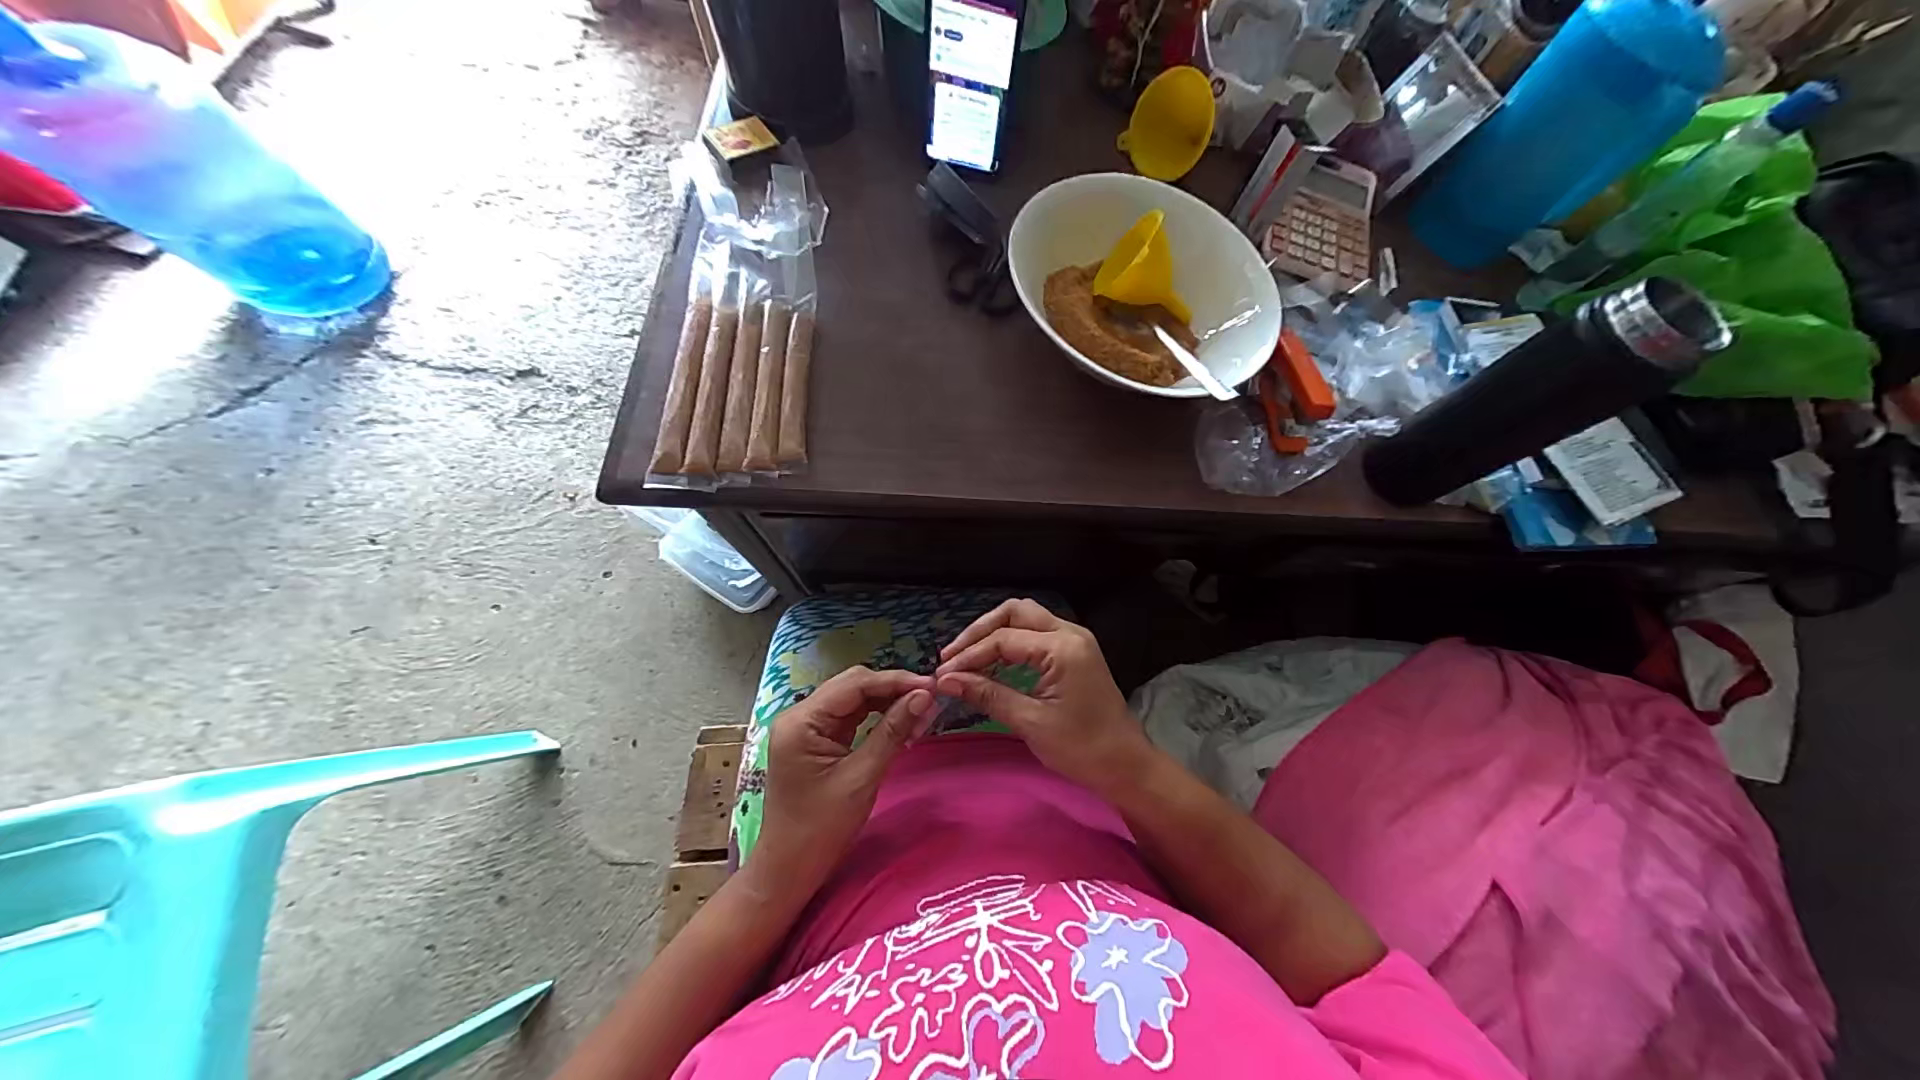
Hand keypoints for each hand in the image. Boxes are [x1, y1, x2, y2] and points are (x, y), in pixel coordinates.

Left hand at [755, 666, 934, 890]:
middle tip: (929, 700)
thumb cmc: (821, 828)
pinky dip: (876, 718)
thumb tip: (923, 697)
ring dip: (887, 703)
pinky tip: (901, 724)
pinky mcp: (815, 740)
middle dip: (893, 690)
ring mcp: (806, 727)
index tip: (931, 686)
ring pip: (854, 699)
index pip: (854, 684)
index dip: (895, 681)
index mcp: (801, 720)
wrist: (789, 869)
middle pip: (853, 686)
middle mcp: (800, 715)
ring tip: (921, 713)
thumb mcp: (862, 777)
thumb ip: (892, 732)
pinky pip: (851, 717)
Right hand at [933, 599, 1158, 798]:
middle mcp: (1069, 633)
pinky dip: (1010, 642)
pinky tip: (991, 662)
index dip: (969, 656)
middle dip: (979, 632)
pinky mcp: (1074, 652)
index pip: (1003, 640)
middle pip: (1014, 612)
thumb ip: (987, 695)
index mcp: (1062, 648)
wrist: (1126, 765)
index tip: (942, 676)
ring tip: (966, 658)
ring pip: (1025, 618)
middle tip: (952, 658)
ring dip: (994, 633)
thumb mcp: (1030, 722)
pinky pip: (1035, 633)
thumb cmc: (1081, 748)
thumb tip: (946, 681)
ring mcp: (1074, 640)